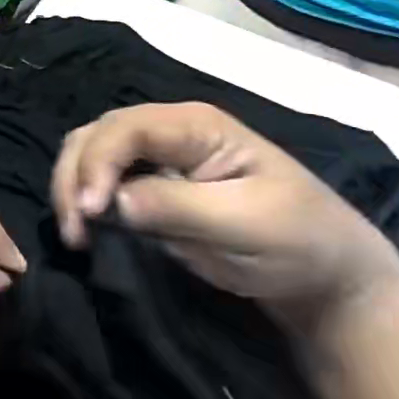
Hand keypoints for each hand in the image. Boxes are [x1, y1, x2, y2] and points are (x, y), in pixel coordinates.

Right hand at [52, 102, 398, 325]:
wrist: (325, 274)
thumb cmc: (296, 239)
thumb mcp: (245, 223)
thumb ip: (177, 206)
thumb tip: (115, 202)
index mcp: (194, 124)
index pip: (127, 127)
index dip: (99, 161)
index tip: (89, 212)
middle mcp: (168, 130)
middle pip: (99, 133)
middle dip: (76, 174)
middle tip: (75, 231)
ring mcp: (158, 157)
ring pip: (92, 150)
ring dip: (73, 185)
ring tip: (77, 234)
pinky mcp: (152, 187)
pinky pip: (104, 181)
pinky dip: (85, 199)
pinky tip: (88, 229)